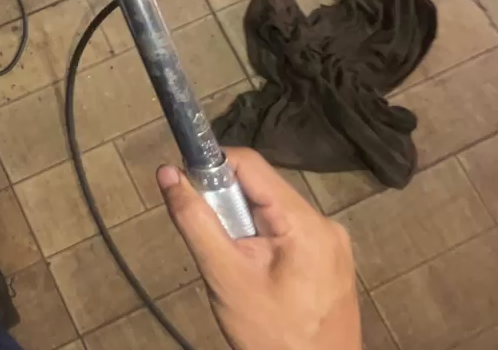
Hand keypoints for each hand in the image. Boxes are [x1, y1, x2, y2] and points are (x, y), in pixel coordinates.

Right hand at [157, 148, 359, 349]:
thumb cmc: (272, 336)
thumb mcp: (223, 276)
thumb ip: (194, 219)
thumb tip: (167, 171)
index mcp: (306, 224)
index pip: (249, 164)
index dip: (210, 166)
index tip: (187, 190)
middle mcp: (324, 225)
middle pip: (257, 185)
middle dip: (224, 201)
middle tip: (210, 239)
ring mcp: (331, 244)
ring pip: (266, 207)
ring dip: (238, 222)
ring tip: (231, 261)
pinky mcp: (329, 260)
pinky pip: (281, 228)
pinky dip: (256, 237)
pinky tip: (251, 270)